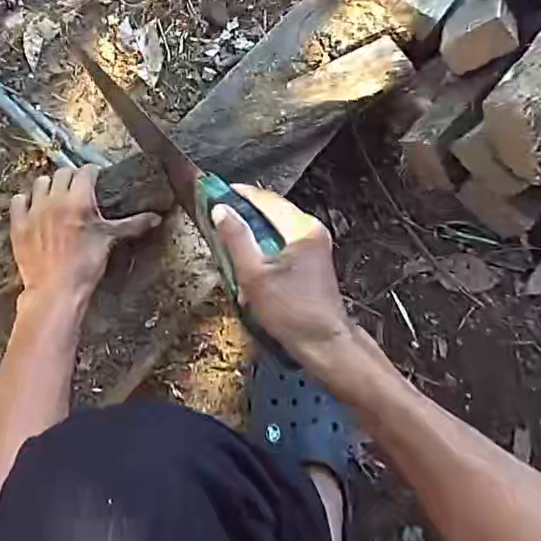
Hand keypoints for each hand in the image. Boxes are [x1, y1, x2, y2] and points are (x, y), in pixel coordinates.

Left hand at [9, 165, 160, 317]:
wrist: (55, 290)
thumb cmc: (85, 265)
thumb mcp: (110, 241)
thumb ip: (132, 225)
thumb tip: (156, 218)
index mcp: (79, 200)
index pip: (86, 171)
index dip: (93, 172)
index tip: (96, 178)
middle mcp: (55, 199)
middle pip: (63, 173)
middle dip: (72, 178)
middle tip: (79, 190)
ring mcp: (34, 210)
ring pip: (40, 182)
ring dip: (50, 186)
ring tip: (57, 197)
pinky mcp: (19, 224)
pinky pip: (19, 200)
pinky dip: (27, 200)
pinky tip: (34, 208)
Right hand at [210, 184, 356, 370]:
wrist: (325, 345)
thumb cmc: (291, 312)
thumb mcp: (254, 275)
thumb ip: (236, 238)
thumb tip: (221, 209)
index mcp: (301, 227)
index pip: (265, 198)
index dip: (238, 195)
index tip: (215, 194)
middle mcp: (311, 230)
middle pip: (270, 212)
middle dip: (244, 218)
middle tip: (218, 222)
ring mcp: (314, 245)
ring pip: (275, 229)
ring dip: (253, 237)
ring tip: (231, 249)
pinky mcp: (312, 260)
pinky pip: (282, 244)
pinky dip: (264, 251)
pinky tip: (251, 270)